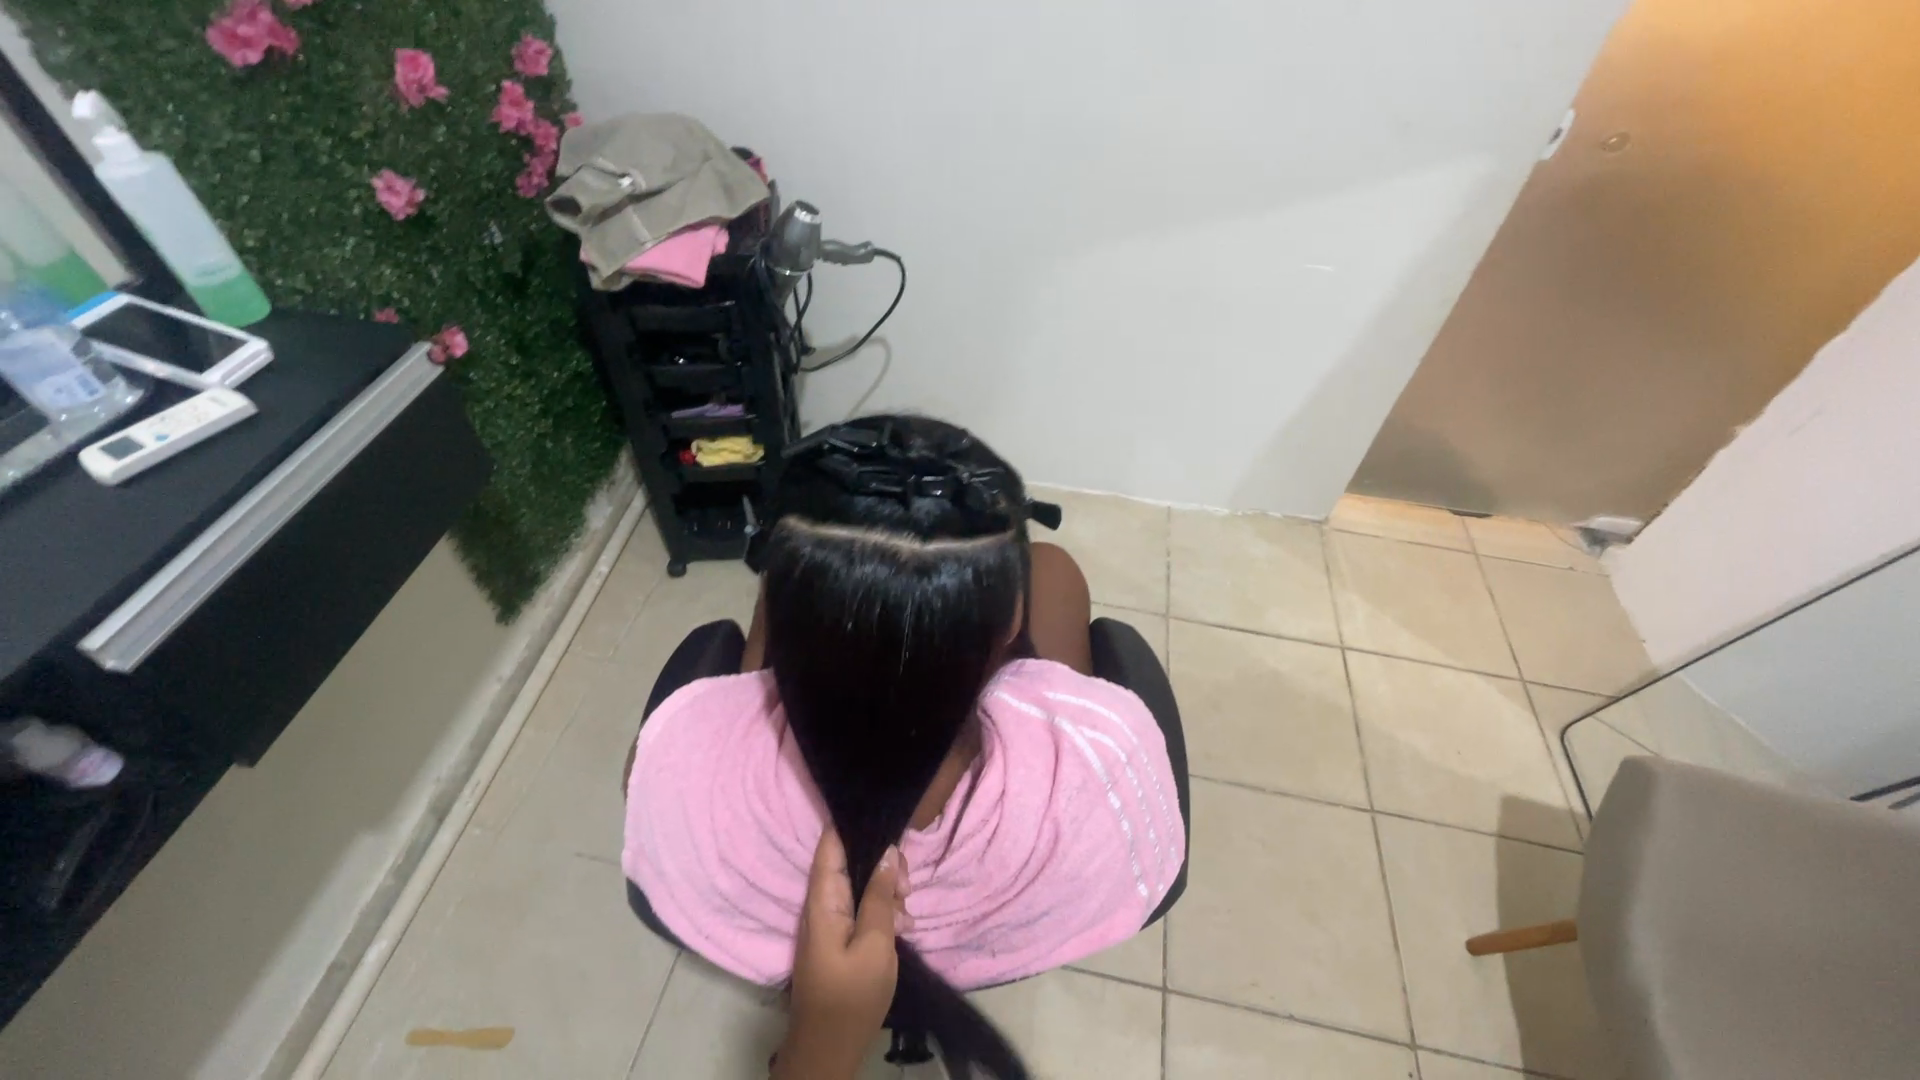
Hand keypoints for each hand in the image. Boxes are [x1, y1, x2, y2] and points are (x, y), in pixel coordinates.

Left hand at [774, 829, 907, 1078]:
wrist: (827, 1049)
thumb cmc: (850, 997)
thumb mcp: (874, 944)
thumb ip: (878, 896)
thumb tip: (887, 851)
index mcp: (823, 900)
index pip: (830, 844)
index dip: (854, 824)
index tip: (887, 819)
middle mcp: (822, 903)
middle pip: (850, 861)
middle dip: (882, 863)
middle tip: (907, 886)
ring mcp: (830, 921)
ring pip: (860, 884)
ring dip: (886, 889)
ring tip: (907, 910)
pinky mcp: (840, 937)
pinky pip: (861, 908)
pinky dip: (882, 910)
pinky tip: (903, 924)